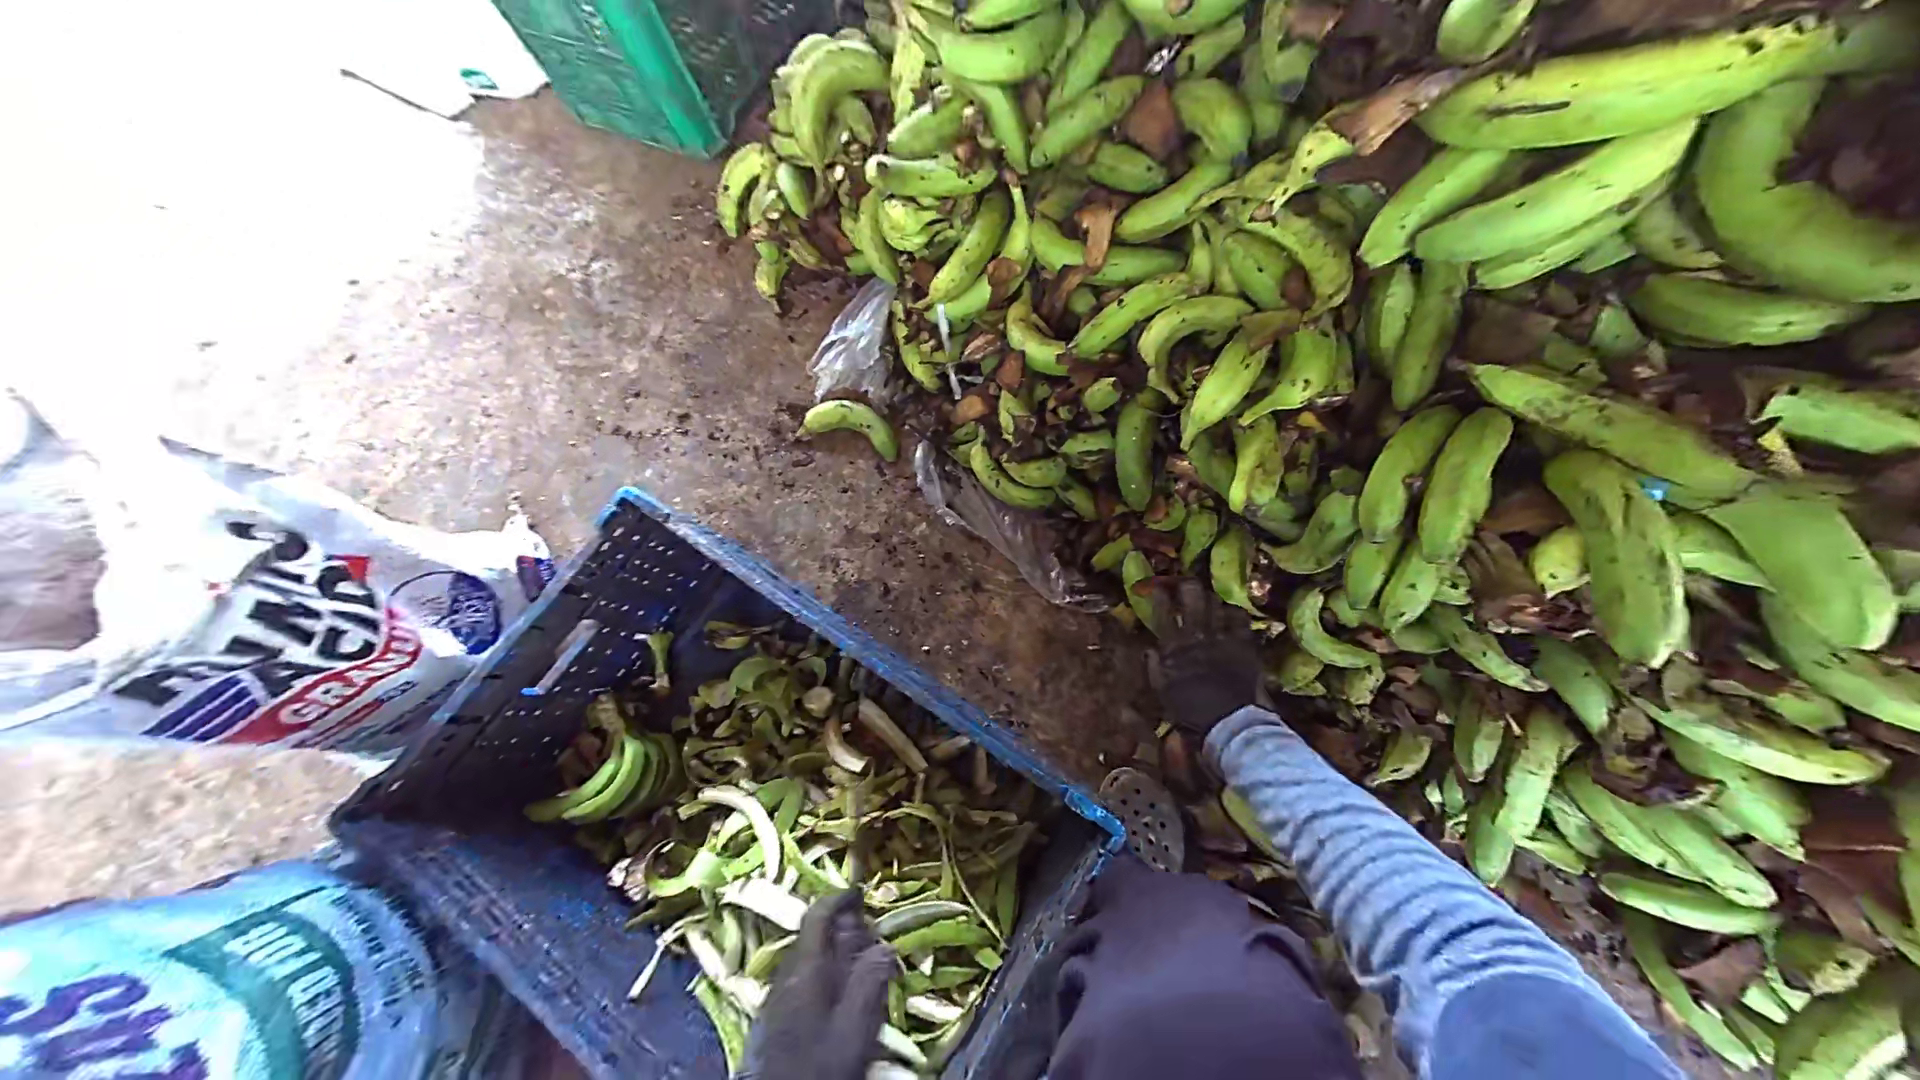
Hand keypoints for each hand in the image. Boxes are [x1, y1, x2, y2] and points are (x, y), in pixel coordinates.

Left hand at [741, 890, 895, 1079]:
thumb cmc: (821, 1066)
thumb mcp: (855, 1026)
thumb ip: (871, 980)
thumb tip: (886, 946)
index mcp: (804, 969)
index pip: (817, 916)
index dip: (840, 900)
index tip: (861, 893)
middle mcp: (785, 976)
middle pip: (814, 936)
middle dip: (844, 929)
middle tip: (872, 936)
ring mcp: (776, 999)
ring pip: (809, 959)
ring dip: (835, 954)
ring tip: (862, 967)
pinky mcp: (775, 1020)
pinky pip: (803, 981)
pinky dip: (825, 975)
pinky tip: (841, 998)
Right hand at [1153, 579, 1266, 738]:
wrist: (1227, 721)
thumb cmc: (1190, 708)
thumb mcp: (1162, 690)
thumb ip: (1153, 667)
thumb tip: (1149, 648)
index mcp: (1173, 646)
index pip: (1163, 611)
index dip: (1159, 595)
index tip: (1157, 589)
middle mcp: (1197, 635)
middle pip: (1192, 597)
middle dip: (1187, 585)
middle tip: (1184, 583)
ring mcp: (1222, 637)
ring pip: (1216, 603)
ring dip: (1210, 599)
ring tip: (1208, 599)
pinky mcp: (1243, 644)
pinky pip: (1240, 618)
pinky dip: (1234, 613)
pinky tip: (1231, 614)